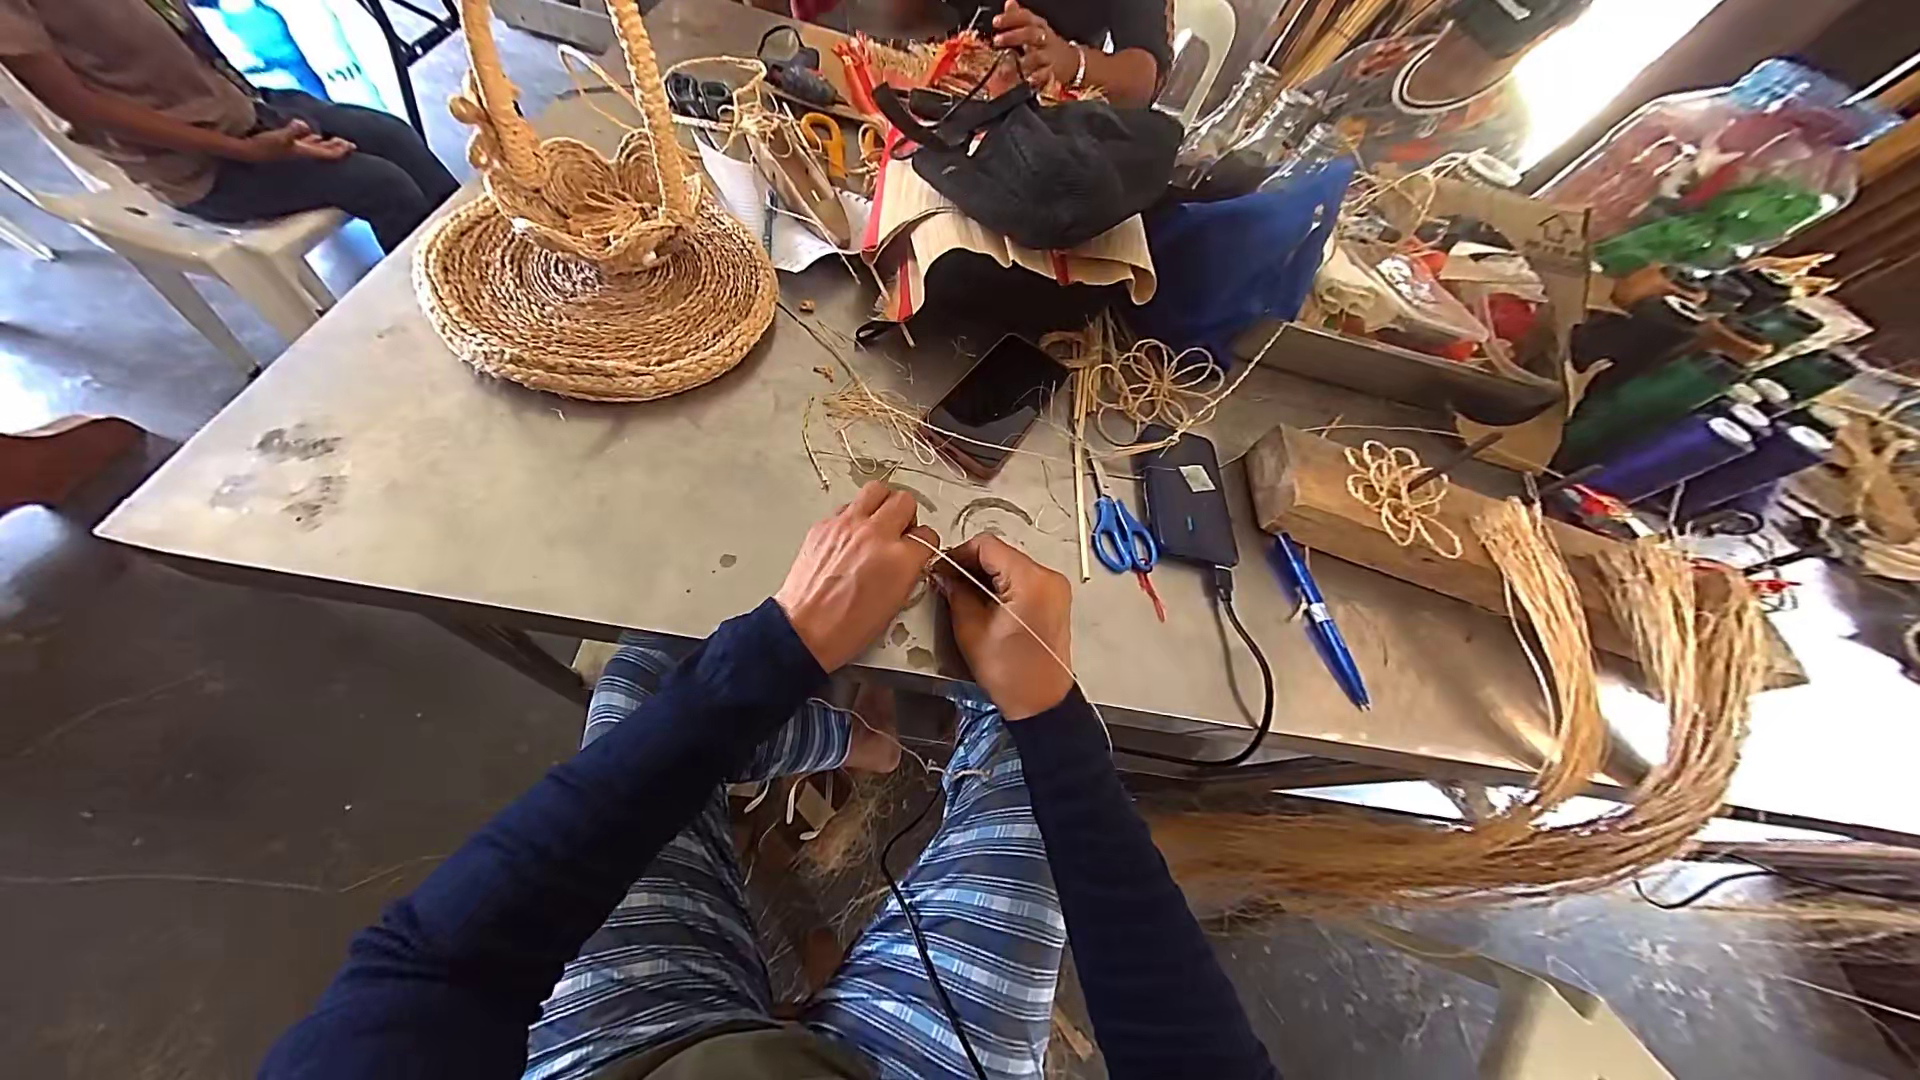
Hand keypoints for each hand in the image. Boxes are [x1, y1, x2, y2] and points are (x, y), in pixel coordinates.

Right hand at [237, 121, 354, 163]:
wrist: (248, 151)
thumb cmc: (265, 145)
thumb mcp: (280, 137)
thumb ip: (293, 130)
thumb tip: (303, 124)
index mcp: (308, 152)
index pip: (330, 153)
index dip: (341, 149)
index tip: (350, 144)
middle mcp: (305, 153)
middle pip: (326, 150)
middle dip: (338, 146)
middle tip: (349, 143)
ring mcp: (296, 150)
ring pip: (316, 146)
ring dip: (326, 143)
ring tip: (335, 139)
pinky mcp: (286, 146)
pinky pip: (304, 142)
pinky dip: (311, 138)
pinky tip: (313, 135)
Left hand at [775, 481, 939, 672]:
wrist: (805, 630)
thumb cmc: (848, 626)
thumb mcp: (896, 602)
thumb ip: (908, 569)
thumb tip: (910, 555)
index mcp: (899, 558)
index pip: (927, 534)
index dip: (924, 543)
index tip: (918, 548)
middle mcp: (875, 534)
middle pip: (904, 500)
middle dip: (907, 515)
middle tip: (901, 529)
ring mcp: (847, 526)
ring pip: (876, 490)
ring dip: (882, 504)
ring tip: (877, 522)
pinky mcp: (824, 525)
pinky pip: (847, 507)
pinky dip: (854, 517)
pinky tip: (850, 536)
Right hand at [933, 533, 1072, 719]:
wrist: (1042, 702)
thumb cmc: (1011, 673)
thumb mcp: (972, 630)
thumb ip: (956, 592)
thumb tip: (946, 574)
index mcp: (1030, 581)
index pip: (987, 545)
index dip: (959, 553)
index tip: (942, 569)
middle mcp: (1048, 577)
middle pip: (1001, 552)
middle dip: (971, 564)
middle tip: (948, 582)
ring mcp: (1054, 587)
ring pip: (1011, 564)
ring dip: (986, 574)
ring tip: (964, 594)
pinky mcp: (1054, 598)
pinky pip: (1022, 578)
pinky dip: (1002, 583)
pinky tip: (985, 601)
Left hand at [992, 0, 1081, 90]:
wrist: (1070, 61)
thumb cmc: (1046, 45)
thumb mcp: (1034, 28)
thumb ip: (1019, 18)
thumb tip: (1009, 3)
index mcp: (1039, 26)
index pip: (1025, 17)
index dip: (1010, 18)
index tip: (996, 22)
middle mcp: (1044, 38)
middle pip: (1029, 34)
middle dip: (1012, 36)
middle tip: (997, 40)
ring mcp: (1049, 56)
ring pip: (1036, 56)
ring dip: (1022, 60)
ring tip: (1008, 63)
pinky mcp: (1052, 72)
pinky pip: (1044, 75)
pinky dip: (1036, 77)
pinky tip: (1028, 79)